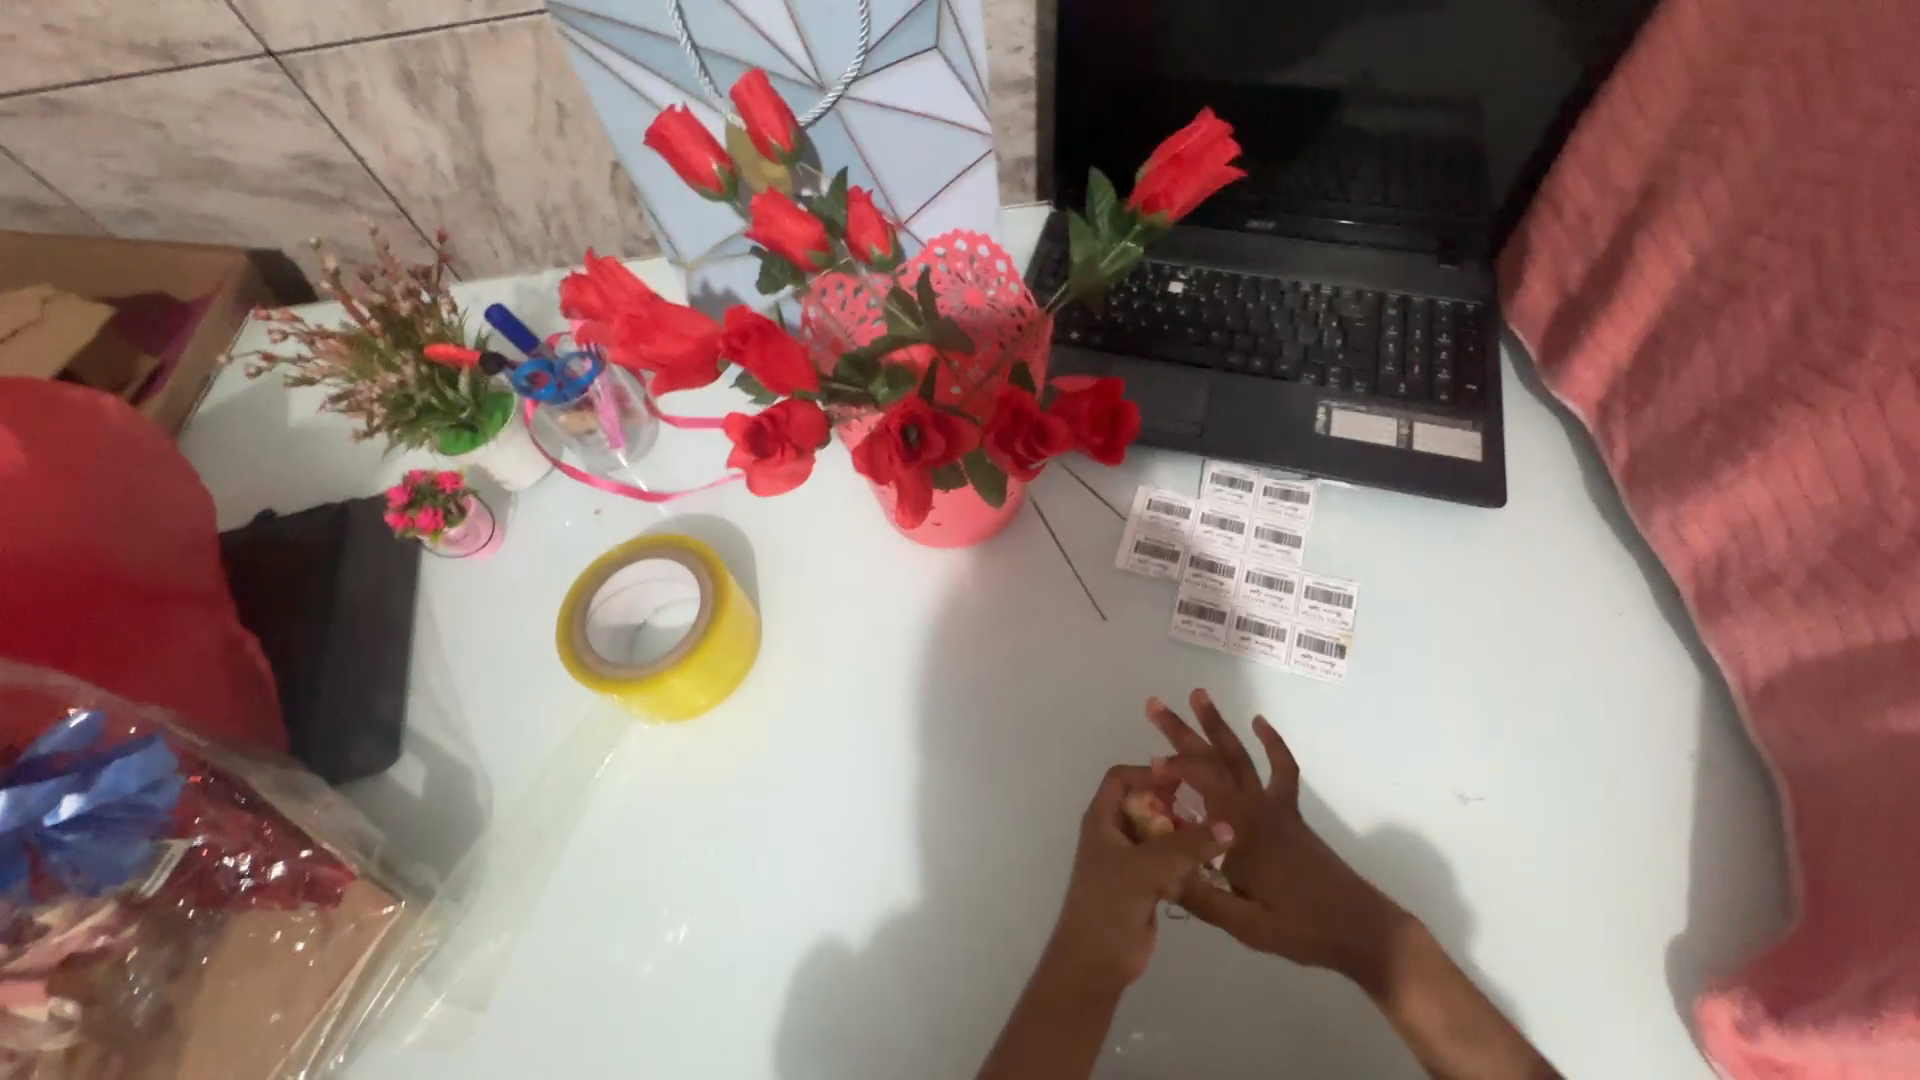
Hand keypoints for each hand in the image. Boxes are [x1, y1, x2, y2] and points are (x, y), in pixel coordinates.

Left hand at [1044, 764, 1234, 989]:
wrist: (1096, 959)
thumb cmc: (1110, 901)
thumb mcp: (1147, 867)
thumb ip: (1187, 845)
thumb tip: (1229, 826)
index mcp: (1102, 818)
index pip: (1121, 778)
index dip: (1149, 774)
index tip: (1184, 782)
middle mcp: (1114, 833)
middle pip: (1146, 804)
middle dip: (1174, 808)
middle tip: (1208, 812)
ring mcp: (1129, 860)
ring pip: (1160, 835)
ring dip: (1184, 838)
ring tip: (1216, 840)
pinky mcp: (1144, 884)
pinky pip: (1168, 863)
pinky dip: (1185, 864)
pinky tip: (1208, 869)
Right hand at [1146, 690, 1408, 984]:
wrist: (1363, 929)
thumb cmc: (1303, 929)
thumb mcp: (1247, 926)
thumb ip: (1204, 899)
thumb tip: (1161, 874)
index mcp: (1241, 833)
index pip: (1202, 786)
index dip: (1174, 769)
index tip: (1149, 766)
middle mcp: (1256, 810)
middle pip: (1215, 761)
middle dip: (1182, 732)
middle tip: (1154, 705)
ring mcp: (1275, 808)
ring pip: (1241, 757)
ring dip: (1218, 726)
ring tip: (1198, 695)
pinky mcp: (1289, 814)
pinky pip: (1282, 769)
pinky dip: (1272, 744)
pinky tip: (1259, 723)